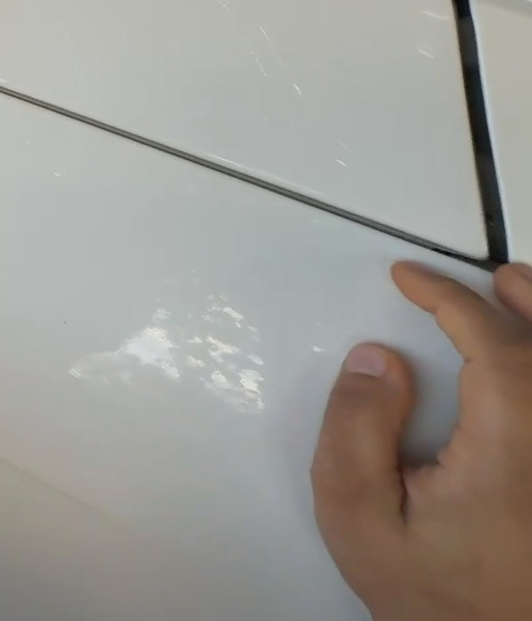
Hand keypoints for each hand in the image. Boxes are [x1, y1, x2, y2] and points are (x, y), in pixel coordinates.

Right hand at [312, 261, 531, 620]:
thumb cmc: (424, 589)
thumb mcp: (354, 507)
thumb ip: (356, 427)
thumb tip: (376, 361)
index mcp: (514, 465)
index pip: (502, 358)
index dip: (455, 304)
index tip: (411, 278)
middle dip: (529, 310)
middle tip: (496, 277)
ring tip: (527, 301)